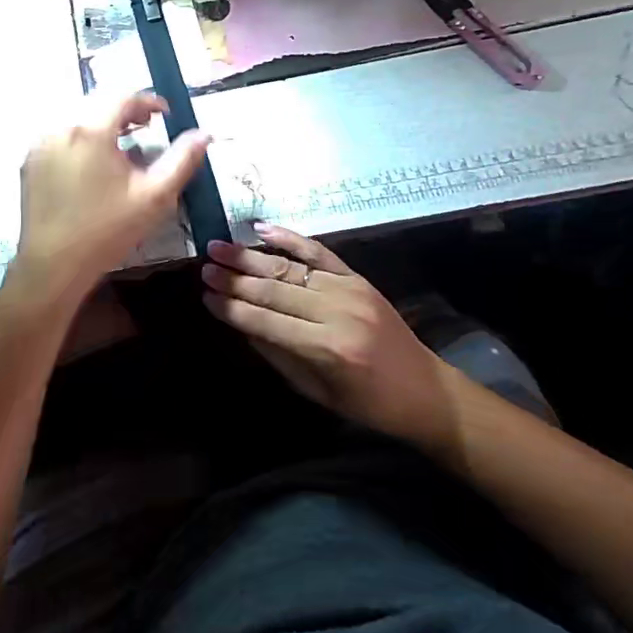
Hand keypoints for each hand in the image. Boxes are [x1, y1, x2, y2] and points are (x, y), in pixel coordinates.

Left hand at [12, 92, 210, 305]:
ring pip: (76, 118)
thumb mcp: (155, 196)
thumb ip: (183, 159)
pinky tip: (93, 161)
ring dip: (101, 122)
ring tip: (122, 142)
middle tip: (147, 126)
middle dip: (125, 110)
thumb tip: (204, 134)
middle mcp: (60, 127)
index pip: (123, 96)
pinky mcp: (29, 161)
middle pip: (97, 102)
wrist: (54, 263)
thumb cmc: (108, 230)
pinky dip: (79, 137)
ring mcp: (40, 144)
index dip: (148, 100)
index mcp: (90, 130)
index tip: (165, 114)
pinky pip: (58, 136)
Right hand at [202, 222, 455, 450]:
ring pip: (288, 268)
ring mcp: (349, 290)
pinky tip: (260, 229)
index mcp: (327, 349)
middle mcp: (337, 313)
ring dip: (250, 257)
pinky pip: (318, 252)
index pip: (265, 321)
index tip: (204, 296)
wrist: (428, 392)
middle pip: (273, 290)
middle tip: (204, 268)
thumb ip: (275, 353)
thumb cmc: (368, 403)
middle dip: (234, 279)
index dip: (231, 309)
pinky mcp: (357, 278)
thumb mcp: (316, 391)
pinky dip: (288, 237)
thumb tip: (238, 322)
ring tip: (218, 247)